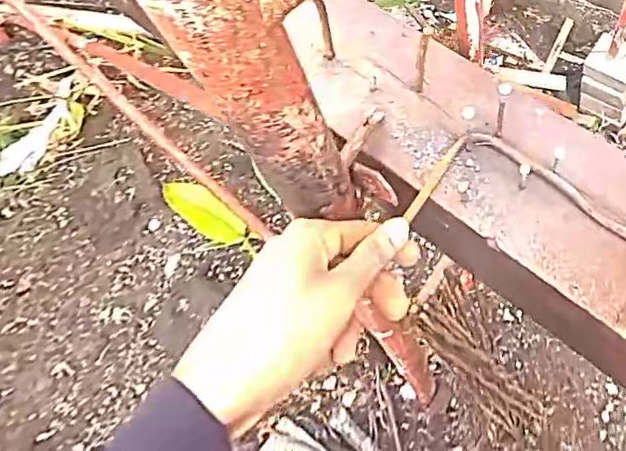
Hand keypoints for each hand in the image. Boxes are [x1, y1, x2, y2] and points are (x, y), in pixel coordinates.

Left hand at [174, 217, 418, 433]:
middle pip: (351, 264)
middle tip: (391, 310)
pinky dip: (325, 330)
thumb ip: (375, 256)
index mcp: (307, 238)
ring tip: (345, 346)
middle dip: (371, 295)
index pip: (366, 232)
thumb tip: (397, 228)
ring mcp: (277, 282)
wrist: (216, 396)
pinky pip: (312, 310)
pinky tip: (325, 353)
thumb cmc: (272, 341)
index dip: (393, 250)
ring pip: (333, 292)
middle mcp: (290, 253)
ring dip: (348, 320)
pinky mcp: (268, 311)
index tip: (410, 261)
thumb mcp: (342, 293)